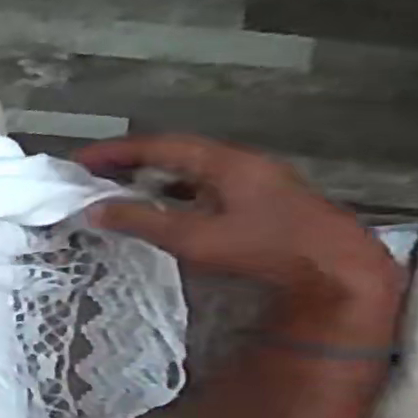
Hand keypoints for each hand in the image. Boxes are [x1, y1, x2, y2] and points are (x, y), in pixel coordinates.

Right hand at [75, 135, 402, 335]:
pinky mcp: (260, 198)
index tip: (78, 160)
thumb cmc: (264, 249)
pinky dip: (171, 186)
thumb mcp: (193, 238)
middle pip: (175, 150)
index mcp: (224, 163)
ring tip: (116, 184)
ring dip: (150, 172)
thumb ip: (141, 221)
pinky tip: (159, 201)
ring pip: (190, 166)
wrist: (340, 271)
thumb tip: (94, 209)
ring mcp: (254, 180)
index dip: (114, 151)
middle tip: (91, 170)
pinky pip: (203, 181)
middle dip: (129, 158)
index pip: (158, 146)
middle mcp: (240, 163)